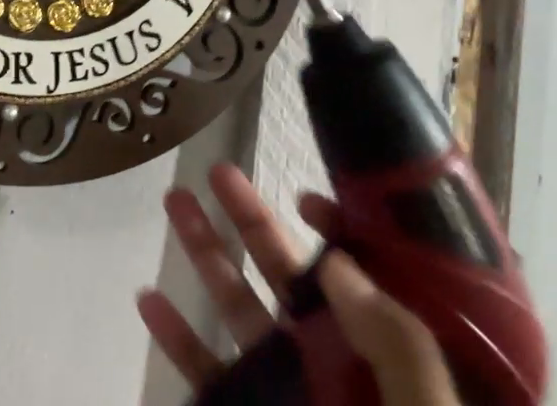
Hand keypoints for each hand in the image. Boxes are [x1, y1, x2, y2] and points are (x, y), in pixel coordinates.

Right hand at [138, 163, 460, 405]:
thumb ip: (399, 345)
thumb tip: (339, 265)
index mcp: (407, 367)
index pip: (383, 283)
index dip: (348, 236)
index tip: (305, 199)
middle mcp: (350, 372)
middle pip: (300, 283)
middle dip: (254, 225)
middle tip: (216, 173)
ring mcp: (299, 397)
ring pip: (247, 316)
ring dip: (208, 260)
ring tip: (175, 206)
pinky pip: (212, 372)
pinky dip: (179, 338)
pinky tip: (149, 300)